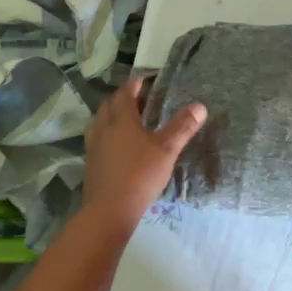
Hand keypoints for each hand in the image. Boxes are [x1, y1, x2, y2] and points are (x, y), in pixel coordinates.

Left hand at [81, 77, 205, 229]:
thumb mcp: (167, 150)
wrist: (109, 210)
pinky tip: (116, 146)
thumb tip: (200, 106)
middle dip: (121, 98)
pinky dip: (106, 134)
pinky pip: (96, 139)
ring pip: (99, 121)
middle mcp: (104, 128)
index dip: (133, 85)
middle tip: (138, 101)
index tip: (143, 80)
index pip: (124, 93)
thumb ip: (182, 127)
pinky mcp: (90, 163)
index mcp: (121, 119)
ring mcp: (94, 146)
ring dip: (110, 115)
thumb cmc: (140, 174)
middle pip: (108, 105)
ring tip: (126, 122)